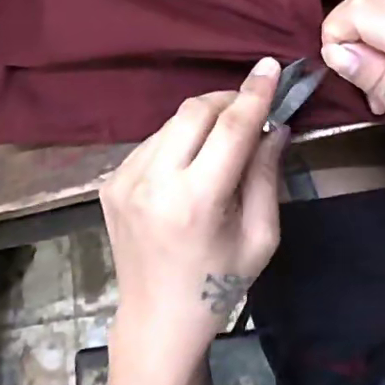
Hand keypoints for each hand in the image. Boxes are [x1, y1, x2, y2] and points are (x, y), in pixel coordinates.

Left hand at [99, 58, 289, 371]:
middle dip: (227, 100)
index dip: (254, 94)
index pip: (231, 128)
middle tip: (250, 108)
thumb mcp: (259, 237)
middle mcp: (153, 183)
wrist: (156, 318)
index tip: (271, 66)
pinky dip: (178, 141)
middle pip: (194, 111)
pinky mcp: (110, 182)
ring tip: (221, 144)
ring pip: (171, 123)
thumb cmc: (218, 285)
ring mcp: (124, 180)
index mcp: (196, 202)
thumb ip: (265, 175)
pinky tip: (189, 165)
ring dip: (202, 121)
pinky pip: (152, 142)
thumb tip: (275, 125)